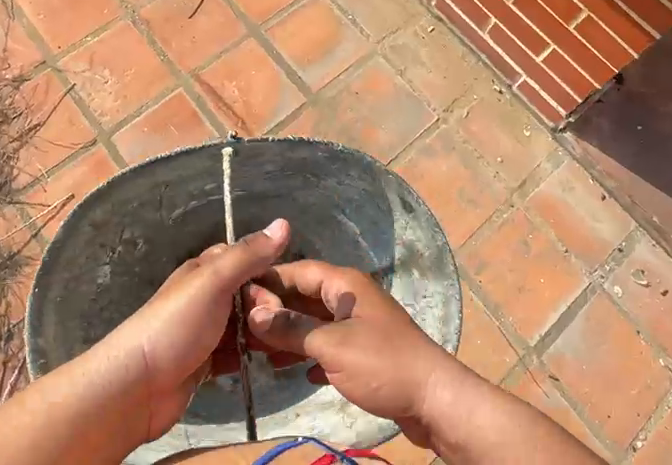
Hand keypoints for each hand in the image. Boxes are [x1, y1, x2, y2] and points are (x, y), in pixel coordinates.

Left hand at [85, 219, 291, 441]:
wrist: (139, 385)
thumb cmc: (177, 324)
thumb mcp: (213, 281)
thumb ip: (248, 255)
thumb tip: (284, 223)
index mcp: (205, 270)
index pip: (247, 261)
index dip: (270, 272)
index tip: (293, 293)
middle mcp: (206, 297)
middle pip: (249, 295)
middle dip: (268, 307)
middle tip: (281, 327)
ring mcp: (205, 331)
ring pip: (244, 326)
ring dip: (264, 333)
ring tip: (287, 348)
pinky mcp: (205, 363)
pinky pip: (236, 354)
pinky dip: (252, 356)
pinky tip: (272, 364)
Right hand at [243, 260, 471, 447]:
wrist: (434, 400)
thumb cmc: (382, 364)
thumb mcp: (331, 346)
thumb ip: (291, 329)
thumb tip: (253, 312)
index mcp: (345, 285)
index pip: (299, 270)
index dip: (270, 279)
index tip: (238, 291)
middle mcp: (351, 298)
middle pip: (306, 296)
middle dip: (276, 309)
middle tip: (242, 325)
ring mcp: (360, 326)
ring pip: (316, 323)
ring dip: (290, 335)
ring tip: (259, 351)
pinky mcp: (366, 353)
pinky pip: (329, 346)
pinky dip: (309, 355)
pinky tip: (293, 370)